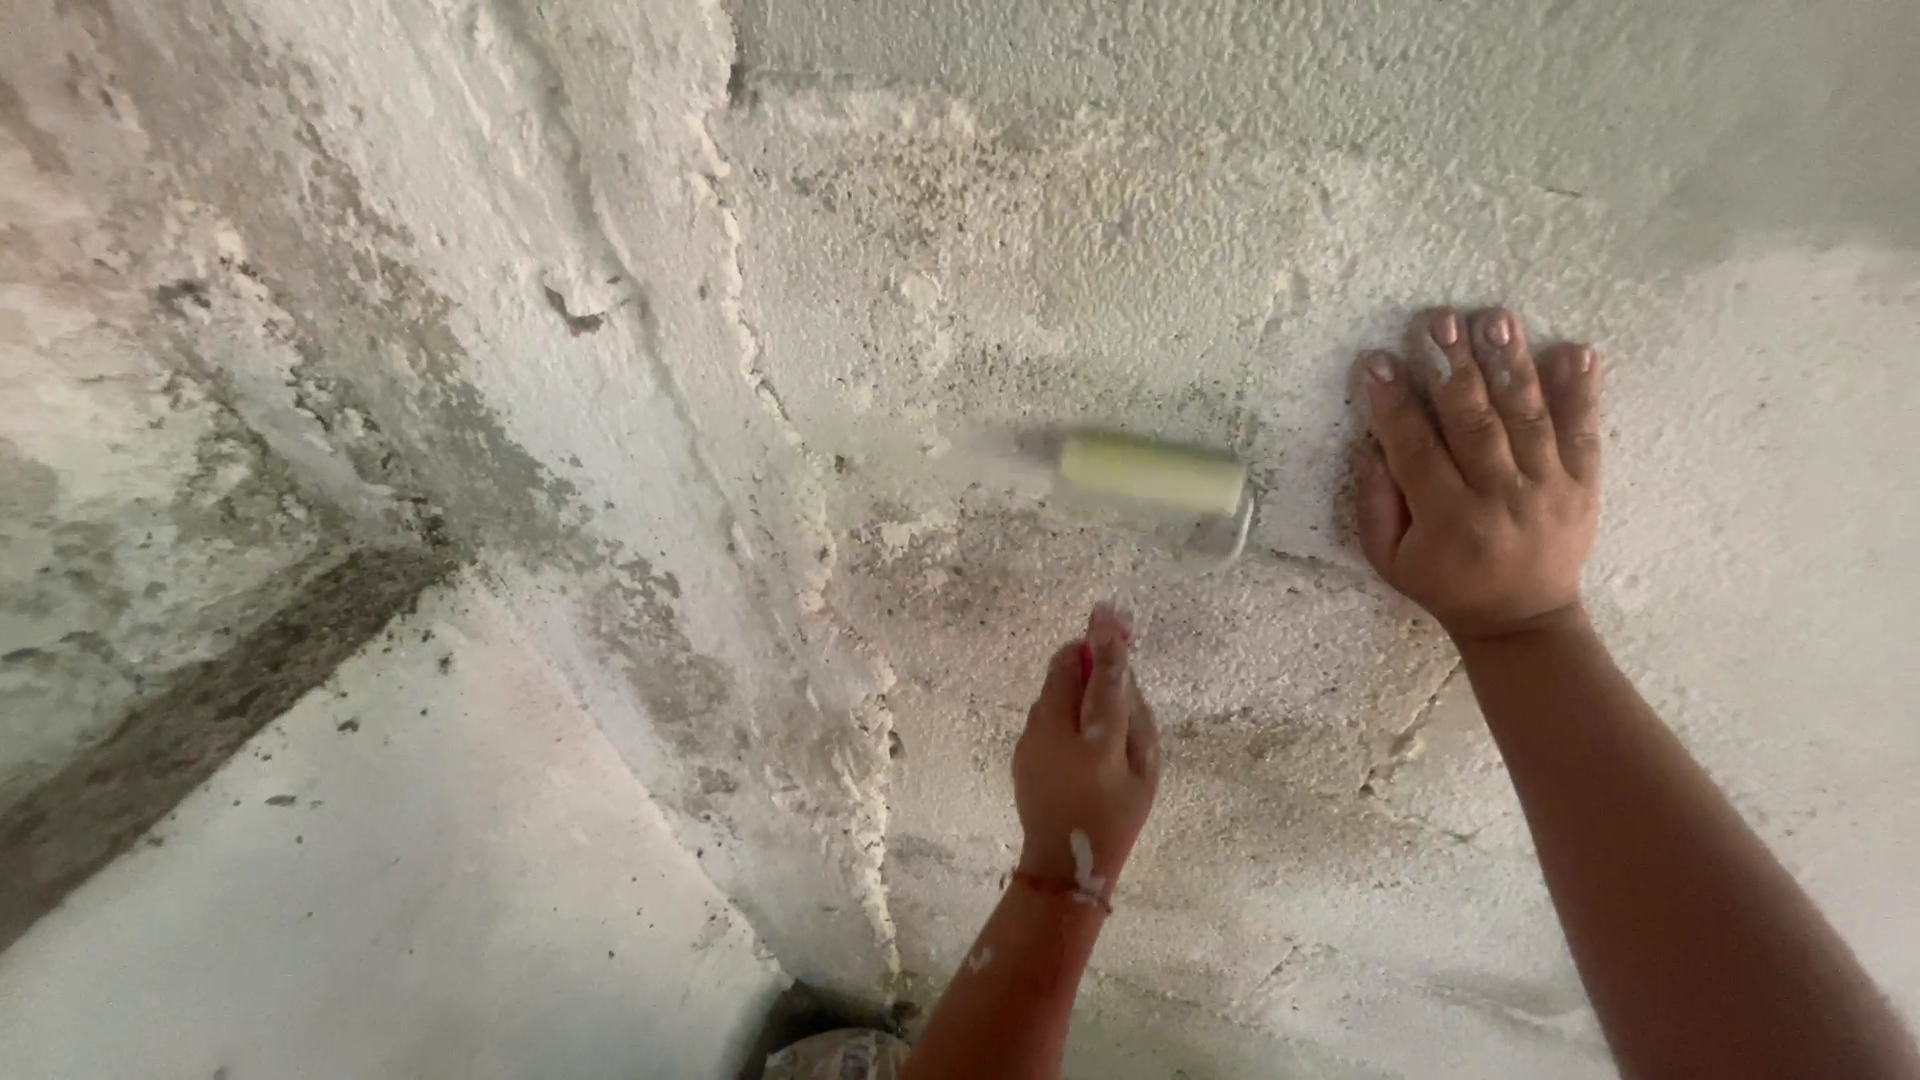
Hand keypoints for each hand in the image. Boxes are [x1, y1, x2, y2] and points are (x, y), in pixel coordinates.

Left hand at [1012, 602, 1159, 899]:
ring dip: (1073, 682)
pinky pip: (1044, 708)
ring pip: (1052, 686)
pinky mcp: (1021, 744)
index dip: (1108, 644)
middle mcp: (1058, 731)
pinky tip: (1074, 735)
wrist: (1061, 862)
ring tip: (1094, 713)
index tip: (1107, 612)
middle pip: (1065, 667)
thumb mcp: (1146, 775)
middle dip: (1085, 655)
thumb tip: (1125, 676)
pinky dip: (1061, 705)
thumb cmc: (1115, 820)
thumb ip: (1138, 720)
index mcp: (1098, 743)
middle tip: (1105, 662)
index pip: (1105, 679)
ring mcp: (1033, 736)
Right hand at [1353, 307, 1603, 641]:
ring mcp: (1549, 487)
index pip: (1415, 448)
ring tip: (1494, 319)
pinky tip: (1573, 349)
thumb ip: (1375, 503)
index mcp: (1447, 518)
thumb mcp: (1387, 558)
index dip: (1394, 404)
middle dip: (1453, 366)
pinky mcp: (1585, 484)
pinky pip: (1584, 431)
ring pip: (1527, 416)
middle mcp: (1500, 496)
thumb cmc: (1443, 584)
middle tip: (1437, 320)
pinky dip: (1581, 390)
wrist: (1522, 618)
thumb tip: (1369, 445)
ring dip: (1510, 363)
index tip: (1378, 361)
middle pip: (1474, 421)